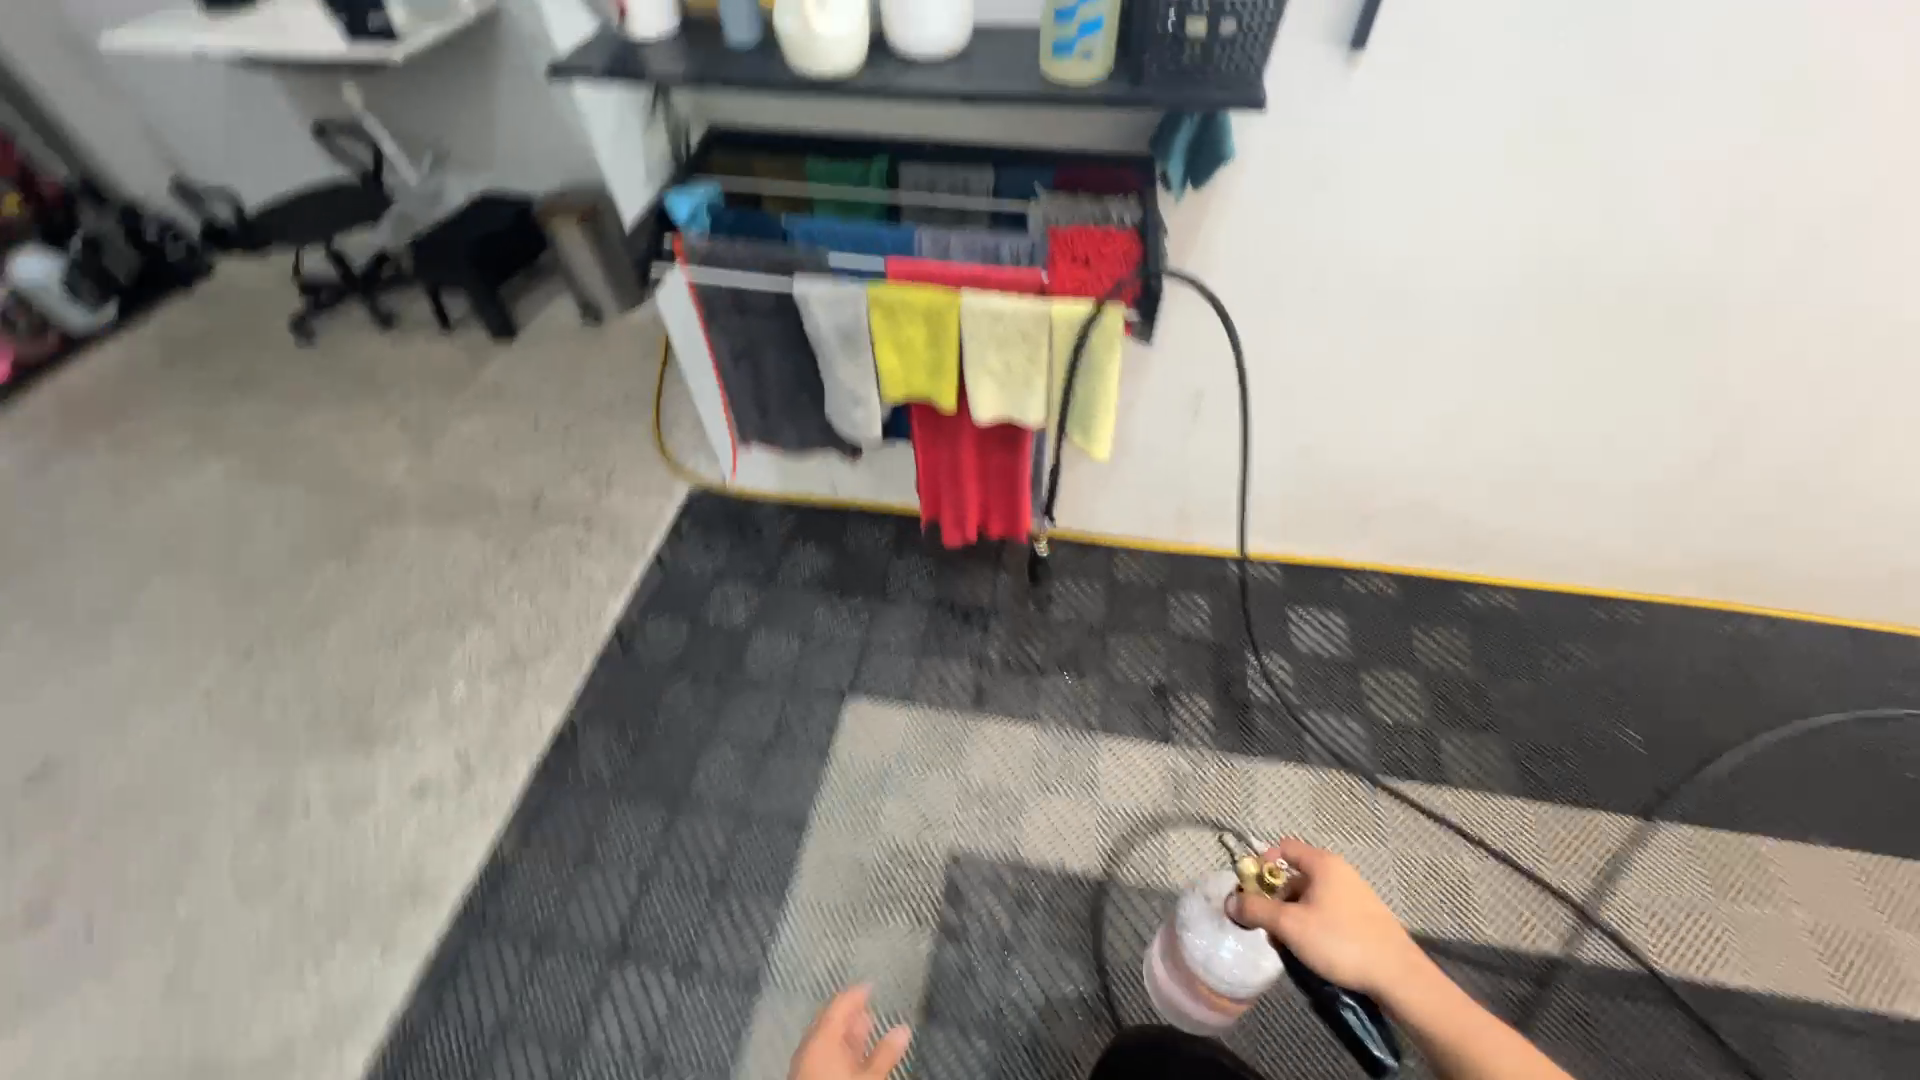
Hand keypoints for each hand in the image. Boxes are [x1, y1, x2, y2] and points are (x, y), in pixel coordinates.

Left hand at [788, 985, 911, 1079]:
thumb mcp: (869, 1077)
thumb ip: (886, 1052)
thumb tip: (904, 1028)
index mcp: (822, 1038)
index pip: (839, 1003)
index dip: (857, 992)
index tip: (873, 984)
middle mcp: (809, 1047)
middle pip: (830, 1019)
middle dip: (851, 1012)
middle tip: (870, 1005)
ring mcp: (805, 1065)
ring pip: (826, 1039)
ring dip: (846, 1032)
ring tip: (866, 1027)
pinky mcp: (806, 1078)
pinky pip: (823, 1055)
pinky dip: (839, 1049)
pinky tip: (853, 1056)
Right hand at [1226, 838, 1430, 998]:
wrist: (1400, 977)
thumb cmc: (1340, 941)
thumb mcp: (1289, 925)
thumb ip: (1255, 909)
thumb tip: (1230, 901)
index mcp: (1323, 864)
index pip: (1284, 847)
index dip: (1262, 863)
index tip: (1252, 890)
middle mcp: (1339, 873)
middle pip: (1294, 877)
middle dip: (1276, 901)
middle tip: (1269, 928)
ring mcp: (1355, 896)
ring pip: (1310, 900)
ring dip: (1292, 919)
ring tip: (1291, 948)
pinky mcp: (1365, 919)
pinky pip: (1327, 914)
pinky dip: (1313, 928)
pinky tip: (1313, 954)